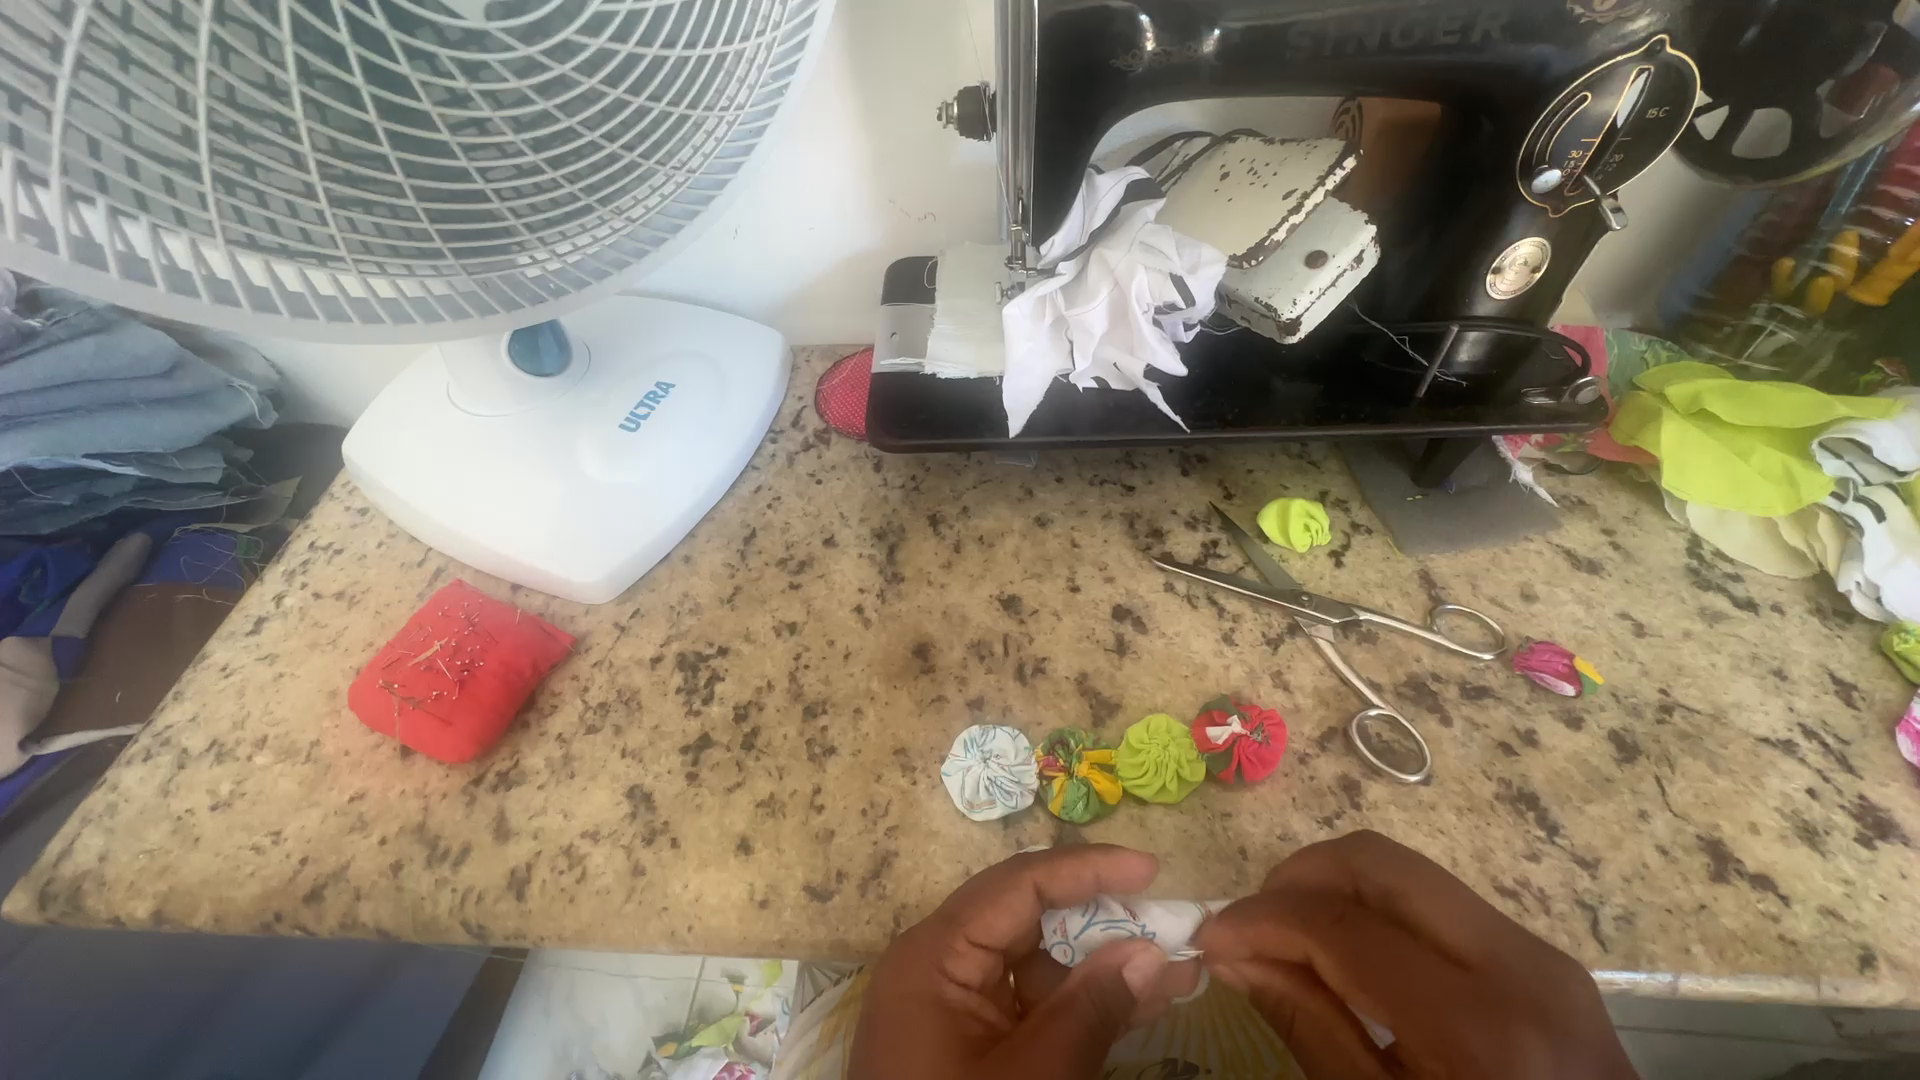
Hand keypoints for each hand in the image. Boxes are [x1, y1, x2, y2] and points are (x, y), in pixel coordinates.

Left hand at [849, 845, 1202, 1079]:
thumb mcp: (1030, 1078)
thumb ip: (1089, 1012)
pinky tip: (1136, 1004)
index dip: (1086, 869)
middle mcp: (940, 963)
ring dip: (1101, 967)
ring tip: (1174, 969)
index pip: (1018, 884)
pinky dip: (1079, 1005)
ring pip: (1037, 963)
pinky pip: (1030, 1004)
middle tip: (1166, 919)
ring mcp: (953, 1003)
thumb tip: (1147, 952)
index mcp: (936, 953)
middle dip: (1100, 918)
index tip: (1150, 870)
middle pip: (1028, 917)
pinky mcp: (969, 1040)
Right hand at [1194, 831, 1635, 1079]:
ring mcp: (1537, 953)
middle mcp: (1518, 965)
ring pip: (1401, 869)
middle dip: (1295, 878)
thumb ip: (1308, 1026)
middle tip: (1252, 924)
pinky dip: (1370, 906)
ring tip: (1290, 935)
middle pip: (1374, 861)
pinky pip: (1430, 899)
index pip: (1339, 926)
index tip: (1209, 936)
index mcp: (1481, 1028)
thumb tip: (1231, 952)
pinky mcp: (1538, 956)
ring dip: (1330, 886)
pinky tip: (1344, 949)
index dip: (1259, 919)